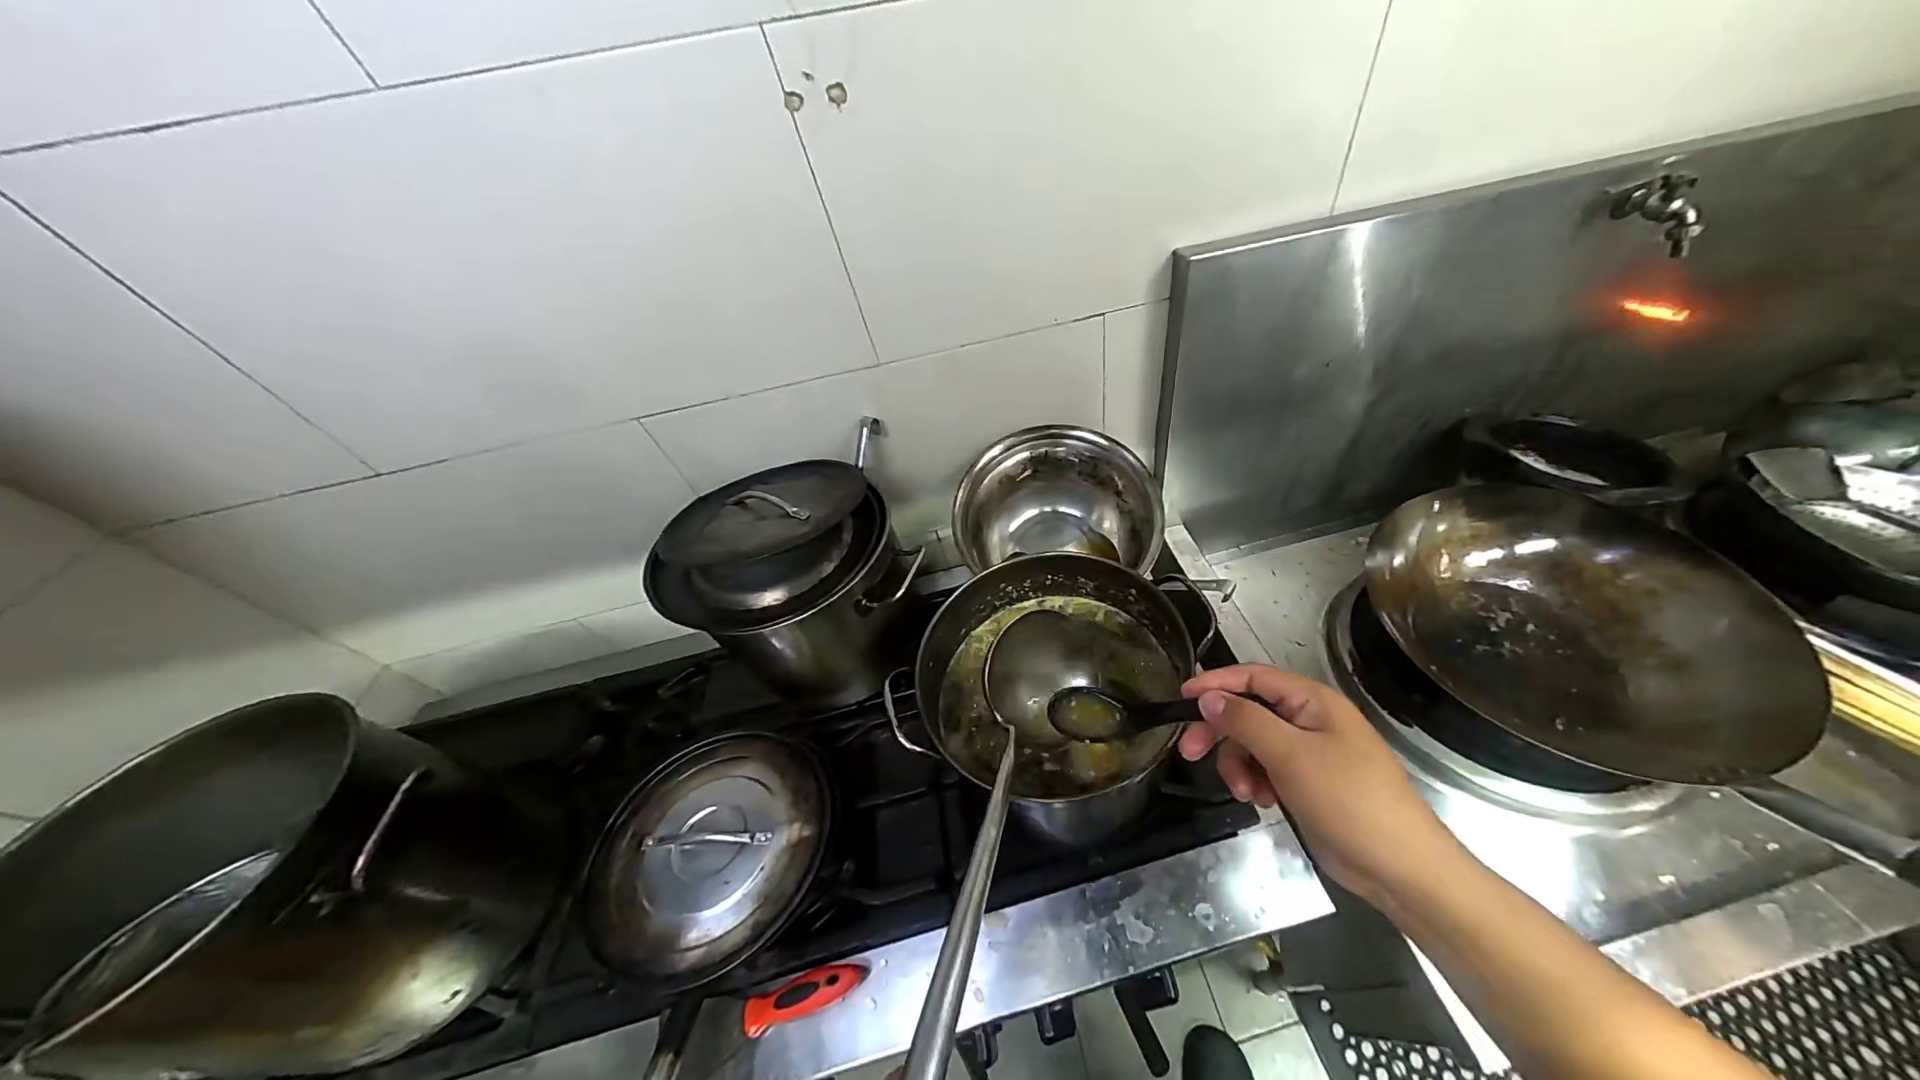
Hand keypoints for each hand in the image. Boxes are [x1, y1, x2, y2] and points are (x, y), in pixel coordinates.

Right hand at [1177, 664, 1463, 904]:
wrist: (1399, 867)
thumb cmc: (1348, 800)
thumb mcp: (1290, 755)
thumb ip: (1244, 720)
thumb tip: (1207, 696)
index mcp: (1313, 701)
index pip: (1253, 677)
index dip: (1215, 683)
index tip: (1182, 697)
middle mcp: (1309, 720)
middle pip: (1248, 712)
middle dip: (1220, 732)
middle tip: (1191, 753)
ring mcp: (1308, 753)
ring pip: (1251, 744)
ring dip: (1239, 765)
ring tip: (1246, 793)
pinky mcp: (1306, 782)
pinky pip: (1265, 768)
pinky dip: (1255, 781)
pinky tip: (1262, 801)